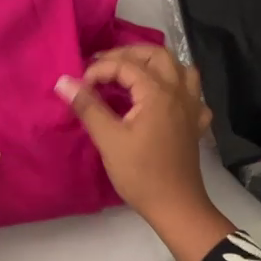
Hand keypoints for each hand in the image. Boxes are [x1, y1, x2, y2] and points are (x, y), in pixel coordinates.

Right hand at [56, 45, 233, 260]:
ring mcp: (192, 106)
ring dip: (155, 64)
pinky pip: (192, 92)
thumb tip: (64, 81)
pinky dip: (176, 86)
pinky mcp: (196, 123)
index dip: (99, 70)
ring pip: (179, 67)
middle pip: (157, 55)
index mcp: (157, 93)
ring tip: (133, 73)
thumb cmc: (139, 173)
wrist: (175, 205)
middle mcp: (179, 91)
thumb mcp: (108, 139)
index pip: (125, 65)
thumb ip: (88, 106)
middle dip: (128, 54)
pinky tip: (164, 98)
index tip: (80, 87)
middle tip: (102, 65)